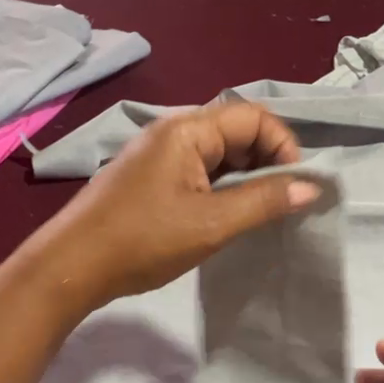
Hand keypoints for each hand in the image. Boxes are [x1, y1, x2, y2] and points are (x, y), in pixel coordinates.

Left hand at [29, 103, 320, 306]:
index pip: (254, 116)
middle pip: (236, 130)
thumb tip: (311, 187)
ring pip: (218, 153)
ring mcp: (157, 154)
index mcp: (187, 129)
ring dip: (244, 177)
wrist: (72, 266)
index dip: (283, 146)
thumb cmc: (143, 240)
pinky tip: (225, 216)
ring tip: (257, 213)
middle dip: (266, 162)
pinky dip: (220, 187)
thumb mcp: (212, 224)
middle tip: (279, 203)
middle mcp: (172, 131)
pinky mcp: (149, 177)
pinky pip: (198, 169)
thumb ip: (264, 202)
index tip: (294, 186)